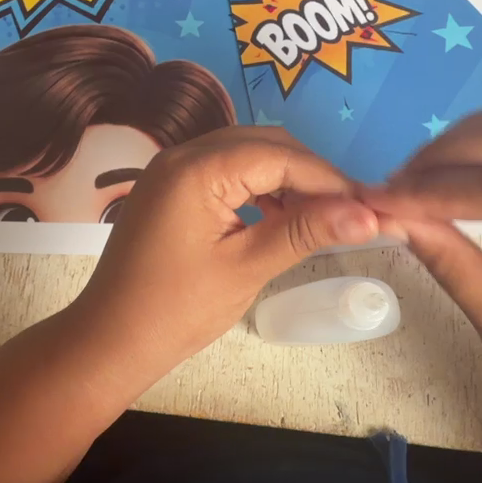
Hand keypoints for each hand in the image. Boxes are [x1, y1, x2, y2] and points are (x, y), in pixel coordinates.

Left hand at [72, 126, 378, 370]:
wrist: (110, 338)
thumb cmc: (177, 308)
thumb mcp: (247, 267)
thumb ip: (304, 231)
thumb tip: (369, 214)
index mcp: (196, 168)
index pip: (279, 155)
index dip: (328, 178)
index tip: (370, 206)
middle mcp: (181, 155)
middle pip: (262, 143)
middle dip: (308, 173)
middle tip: (349, 210)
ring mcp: (170, 169)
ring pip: (243, 153)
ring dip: (283, 178)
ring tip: (319, 216)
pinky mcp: (168, 188)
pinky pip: (221, 170)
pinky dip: (254, 186)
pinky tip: (277, 215)